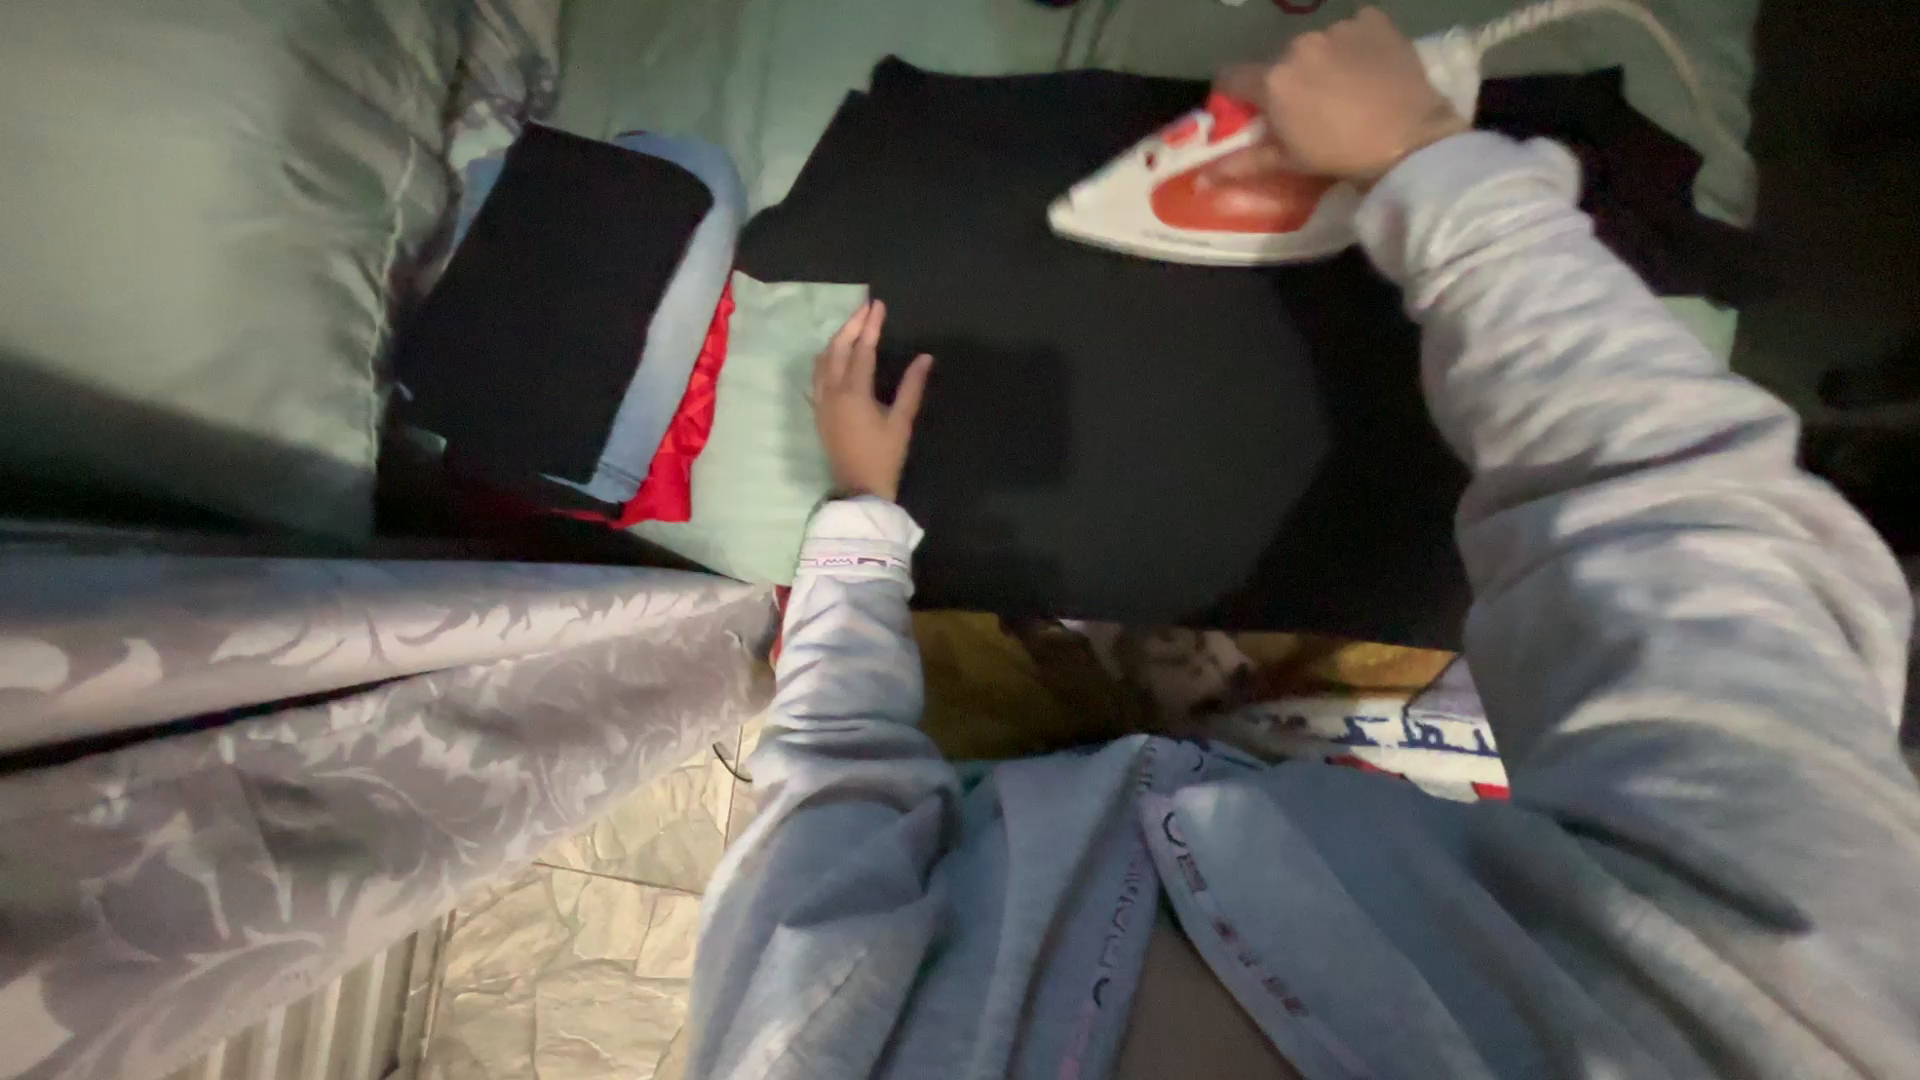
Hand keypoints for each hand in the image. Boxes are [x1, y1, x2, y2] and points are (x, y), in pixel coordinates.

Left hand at [811, 299, 932, 502]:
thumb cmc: (884, 457)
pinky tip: (834, 356)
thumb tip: (925, 358)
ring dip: (836, 340)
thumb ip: (912, 387)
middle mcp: (832, 391)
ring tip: (851, 327)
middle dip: (850, 325)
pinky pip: (817, 376)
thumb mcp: (902, 422)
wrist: (859, 489)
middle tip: (865, 309)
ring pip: (823, 360)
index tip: (877, 305)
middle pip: (837, 348)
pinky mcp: (819, 412)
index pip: (862, 349)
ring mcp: (822, 402)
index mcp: (854, 392)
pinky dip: (826, 358)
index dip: (871, 326)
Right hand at [1217, 7, 1467, 185]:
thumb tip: (1202, 179)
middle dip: (1282, 81)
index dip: (1234, 94)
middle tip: (1302, 109)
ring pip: (1314, 45)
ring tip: (1338, 90)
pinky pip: (1351, 30)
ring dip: (1317, 63)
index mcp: (1272, 79)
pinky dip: (1351, 47)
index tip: (1245, 110)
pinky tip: (1364, 70)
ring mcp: (1339, 28)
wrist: (1406, 138)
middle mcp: (1300, 45)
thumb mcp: (1285, 162)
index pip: (1231, 76)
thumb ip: (1240, 163)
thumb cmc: (1337, 154)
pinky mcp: (1373, 21)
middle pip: (1277, 61)